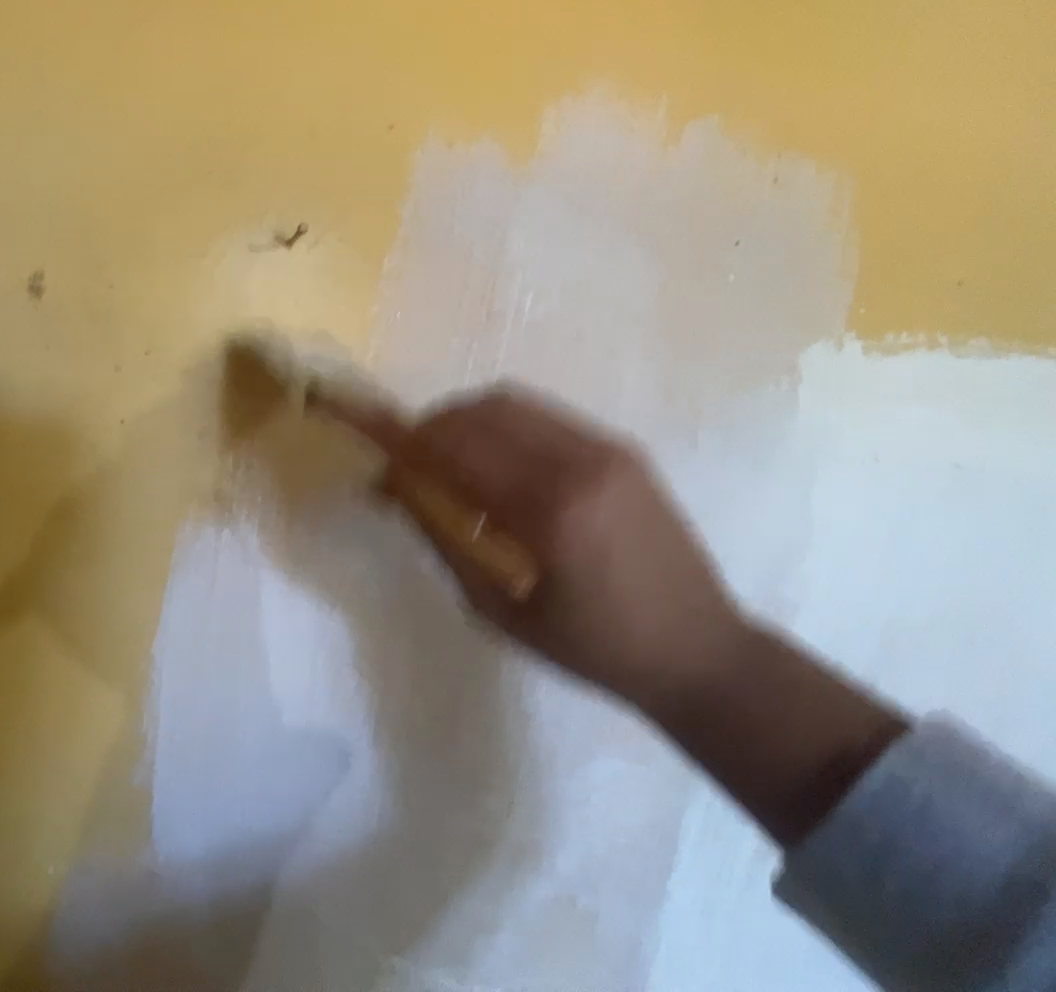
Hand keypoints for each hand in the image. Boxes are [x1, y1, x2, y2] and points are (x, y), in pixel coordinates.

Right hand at [327, 384, 748, 711]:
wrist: (699, 651)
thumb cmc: (590, 648)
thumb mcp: (498, 608)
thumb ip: (443, 539)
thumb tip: (394, 491)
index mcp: (548, 510)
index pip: (453, 450)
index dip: (398, 436)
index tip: (356, 425)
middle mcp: (580, 461)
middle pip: (478, 412)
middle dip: (426, 426)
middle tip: (401, 461)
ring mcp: (606, 448)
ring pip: (510, 403)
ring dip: (461, 422)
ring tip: (441, 461)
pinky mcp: (621, 449)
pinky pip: (541, 417)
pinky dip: (499, 428)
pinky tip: (492, 467)